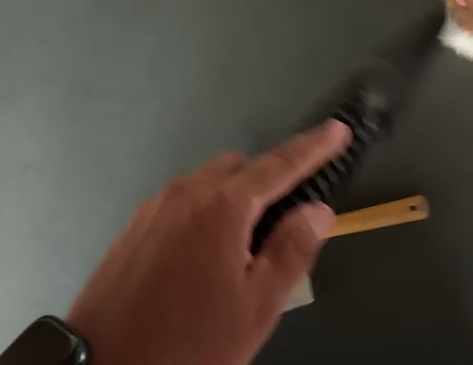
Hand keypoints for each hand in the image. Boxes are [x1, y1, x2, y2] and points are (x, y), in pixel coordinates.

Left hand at [65, 121, 349, 364]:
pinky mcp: (136, 225)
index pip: (281, 164)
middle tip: (283, 224)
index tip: (336, 130)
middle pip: (241, 167)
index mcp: (223, 207)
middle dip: (268, 182)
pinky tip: (203, 260)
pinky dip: (205, 214)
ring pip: (210, 183)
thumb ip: (292, 250)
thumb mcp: (255, 307)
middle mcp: (188, 192)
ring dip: (234, 199)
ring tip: (241, 254)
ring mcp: (157, 206)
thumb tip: (317, 211)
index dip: (314, 146)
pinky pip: (183, 202)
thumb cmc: (187, 342)